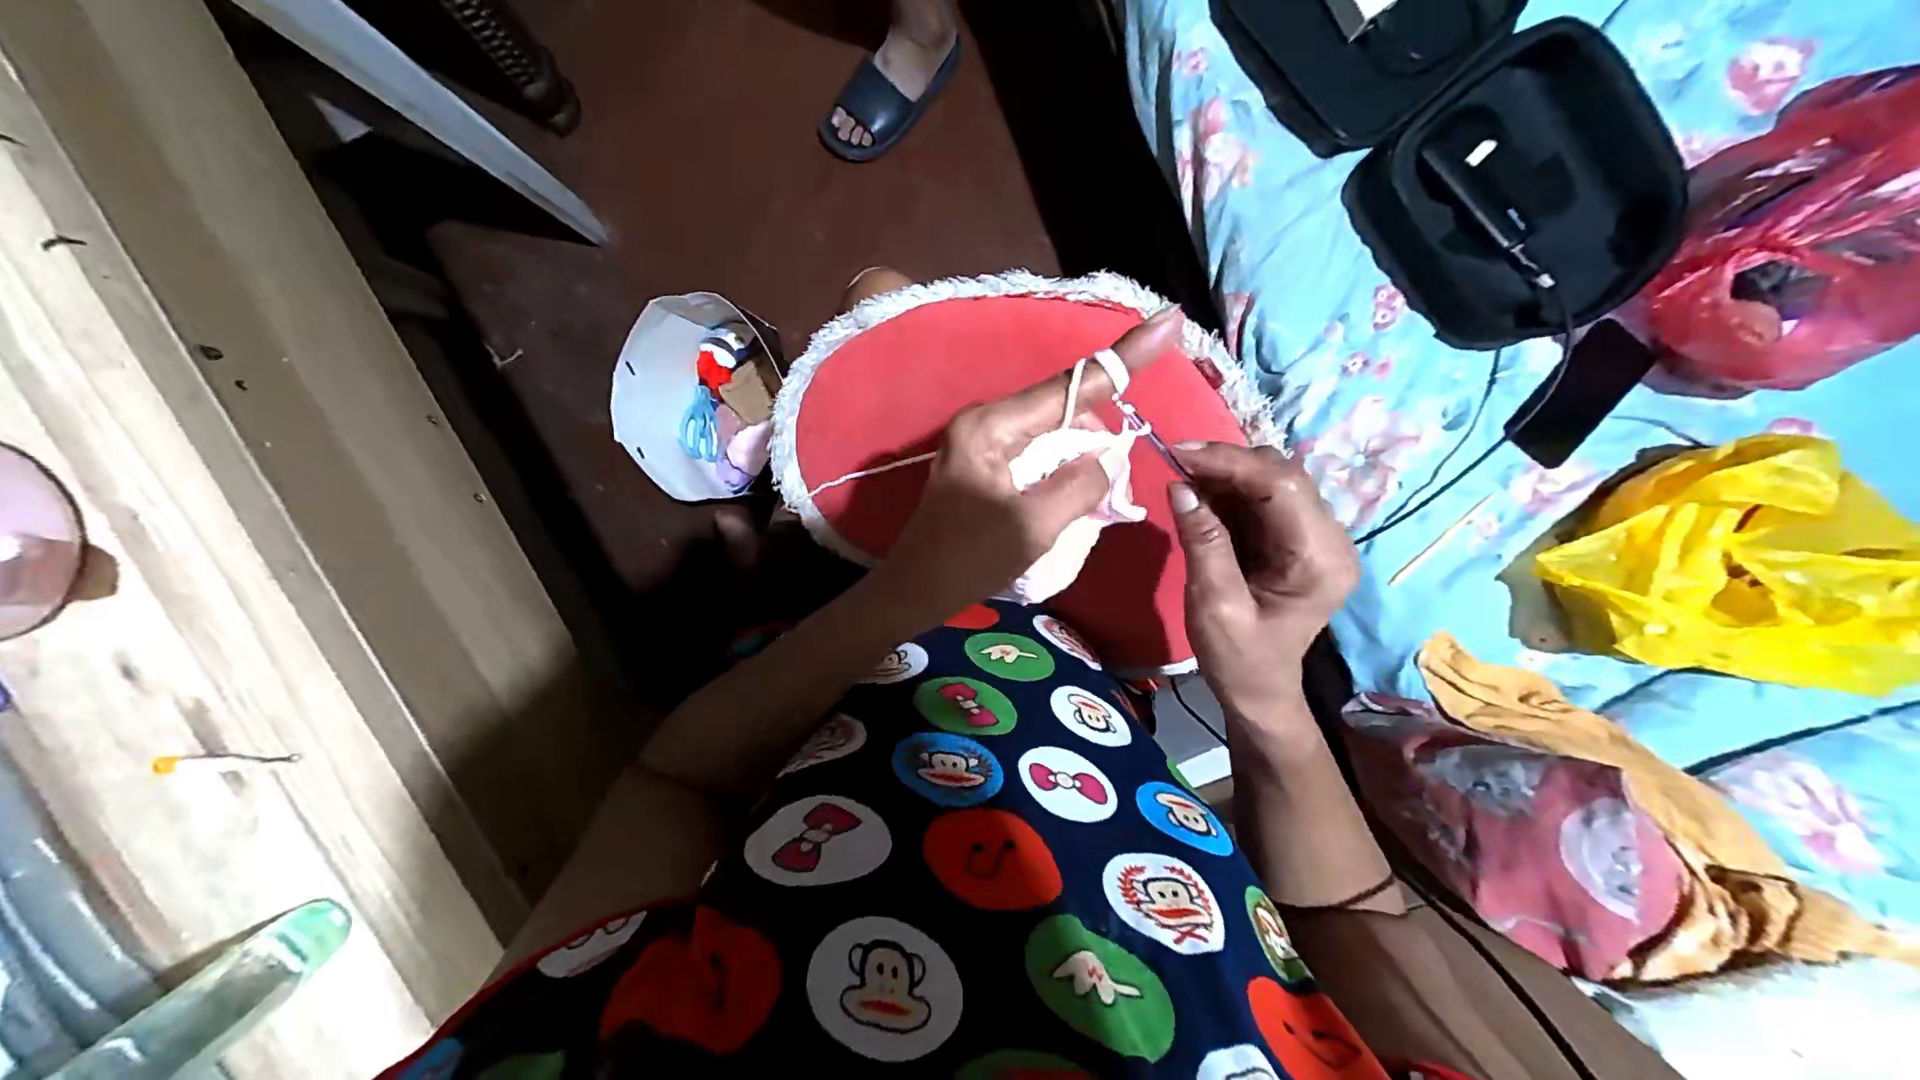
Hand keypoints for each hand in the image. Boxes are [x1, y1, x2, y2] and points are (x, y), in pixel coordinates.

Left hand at [875, 306, 1184, 620]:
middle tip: (1117, 483)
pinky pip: (1033, 450)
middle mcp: (984, 421)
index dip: (1123, 358)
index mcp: (992, 427)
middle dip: (1098, 435)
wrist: (915, 589)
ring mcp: (979, 439)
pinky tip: (1072, 492)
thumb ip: (1080, 485)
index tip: (1167, 320)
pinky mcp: (981, 461)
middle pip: (1061, 408)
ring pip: (1050, 431)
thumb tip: (1105, 459)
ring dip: (1079, 455)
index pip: (1070, 386)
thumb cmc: (968, 560)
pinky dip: (1059, 467)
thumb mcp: (1034, 526)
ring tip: (1095, 496)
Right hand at [1169, 443, 1357, 729]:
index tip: (1179, 453)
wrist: (1258, 689)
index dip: (1231, 461)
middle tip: (1175, 463)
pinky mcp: (1295, 538)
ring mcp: (1316, 537)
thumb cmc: (1238, 657)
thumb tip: (1181, 486)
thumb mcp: (1214, 605)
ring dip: (1225, 473)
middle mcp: (1330, 539)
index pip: (1282, 486)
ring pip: (1272, 479)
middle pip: (1282, 475)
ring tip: (1182, 477)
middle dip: (1227, 463)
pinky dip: (1228, 489)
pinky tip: (1199, 494)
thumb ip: (1203, 542)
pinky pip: (1262, 497)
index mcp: (1320, 559)